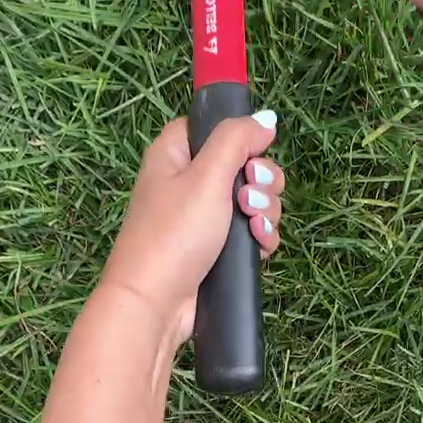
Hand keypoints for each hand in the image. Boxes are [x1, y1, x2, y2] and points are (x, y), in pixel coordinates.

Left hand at [98, 112, 285, 347]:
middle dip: (261, 181)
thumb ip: (237, 140)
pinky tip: (259, 247)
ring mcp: (202, 220)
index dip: (241, 139)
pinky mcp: (215, 251)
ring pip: (251, 202)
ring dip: (265, 212)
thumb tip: (266, 119)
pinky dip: (260, 237)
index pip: (215, 129)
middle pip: (242, 165)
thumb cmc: (175, 235)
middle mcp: (188, 183)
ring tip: (255, 229)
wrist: (156, 303)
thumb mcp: (207, 176)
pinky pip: (249, 233)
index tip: (254, 155)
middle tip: (250, 199)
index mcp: (176, 155)